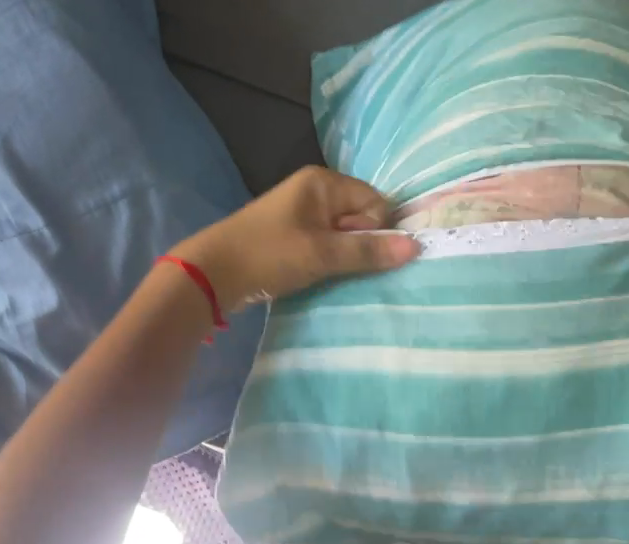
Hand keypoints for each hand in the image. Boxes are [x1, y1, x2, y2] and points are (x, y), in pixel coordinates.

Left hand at [170, 166, 420, 311]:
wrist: (213, 273)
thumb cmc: (268, 256)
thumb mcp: (321, 254)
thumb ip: (367, 251)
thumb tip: (415, 247)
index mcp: (323, 182)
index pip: (375, 202)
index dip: (377, 231)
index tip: (359, 256)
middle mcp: (315, 191)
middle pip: (361, 217)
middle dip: (361, 244)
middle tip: (340, 267)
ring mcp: (302, 213)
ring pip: (343, 234)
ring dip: (344, 257)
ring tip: (328, 274)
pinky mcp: (292, 235)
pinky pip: (326, 245)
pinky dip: (328, 261)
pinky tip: (317, 276)